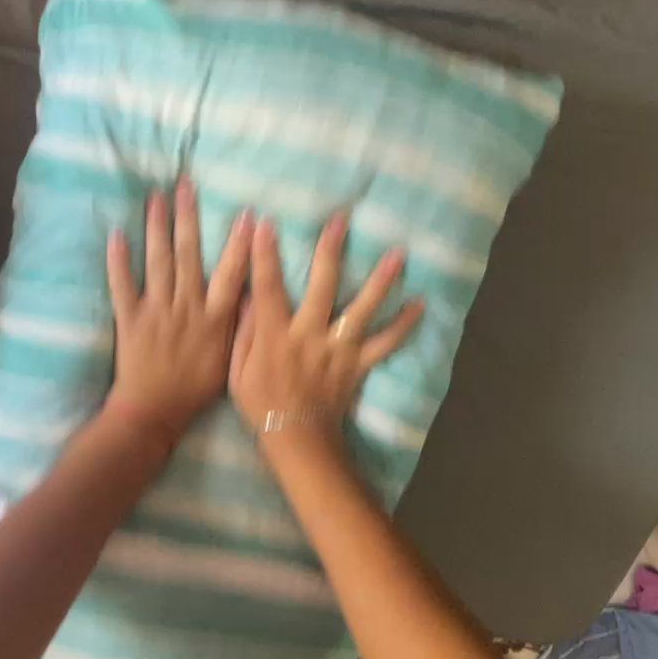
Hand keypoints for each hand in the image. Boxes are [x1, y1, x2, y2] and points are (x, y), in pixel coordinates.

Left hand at [103, 178, 253, 446]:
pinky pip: (122, 285)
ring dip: (157, 227)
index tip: (247, 213)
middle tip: (186, 184)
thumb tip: (252, 294)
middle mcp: (186, 306)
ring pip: (158, 262)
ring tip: (156, 197)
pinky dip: (118, 261)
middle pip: (188, 255)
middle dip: (187, 217)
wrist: (154, 412)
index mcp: (214, 317)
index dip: (239, 243)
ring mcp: (156, 310)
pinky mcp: (129, 318)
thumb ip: (240, 326)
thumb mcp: (230, 360)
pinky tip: (116, 233)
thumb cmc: (196, 389)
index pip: (230, 272)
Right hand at [230, 211, 422, 447]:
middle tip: (341, 220)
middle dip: (330, 252)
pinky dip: (403, 325)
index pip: (268, 288)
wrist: (297, 438)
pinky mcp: (358, 364)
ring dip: (381, 281)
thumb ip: (243, 332)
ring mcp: (338, 350)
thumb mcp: (237, 370)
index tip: (264, 223)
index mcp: (276, 336)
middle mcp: (309, 336)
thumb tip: (246, 295)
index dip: (265, 255)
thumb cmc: (261, 403)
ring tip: (399, 254)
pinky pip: (385, 344)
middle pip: (322, 287)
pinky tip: (420, 304)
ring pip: (362, 310)